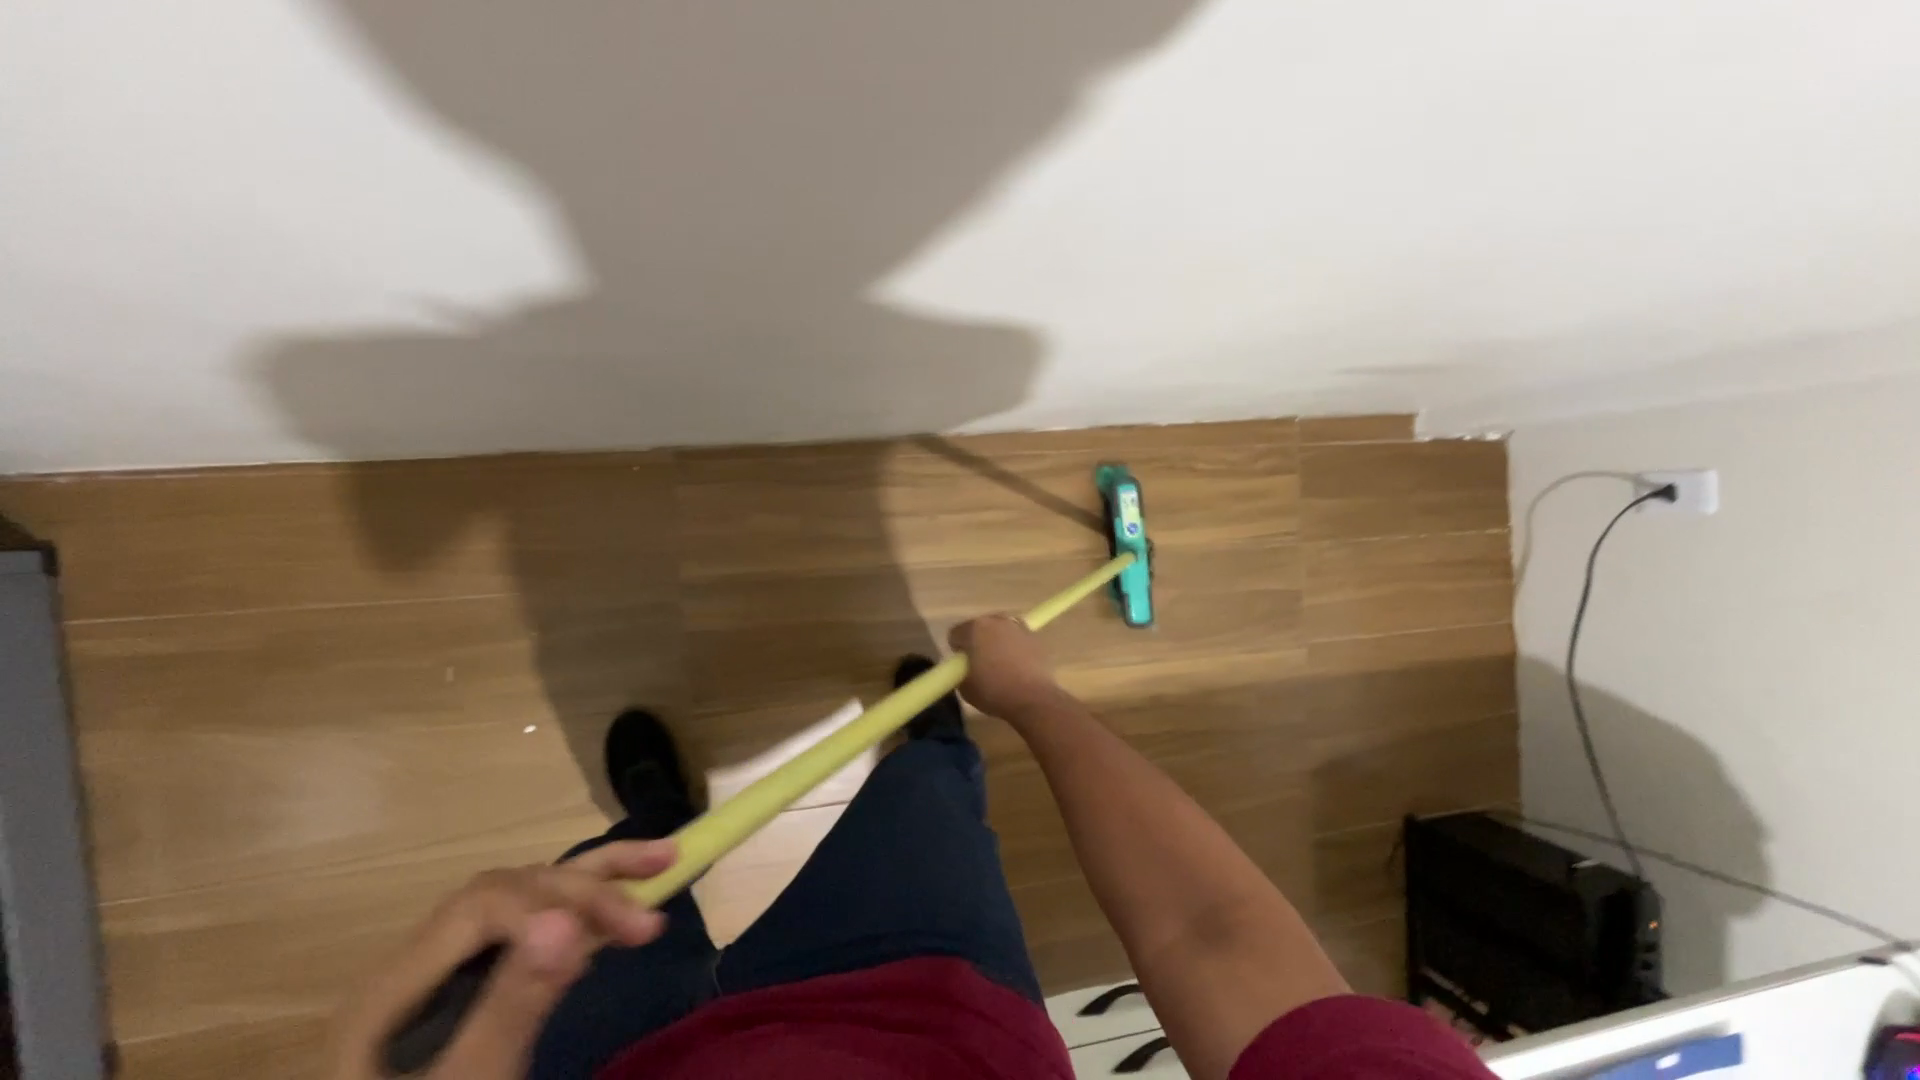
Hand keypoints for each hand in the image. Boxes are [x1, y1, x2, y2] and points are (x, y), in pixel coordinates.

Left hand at [325, 840, 676, 1079]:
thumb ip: (509, 1007)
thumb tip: (564, 923)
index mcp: (394, 986)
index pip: (482, 904)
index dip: (553, 902)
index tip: (622, 932)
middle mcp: (418, 964)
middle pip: (507, 892)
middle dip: (584, 890)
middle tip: (655, 908)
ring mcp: (445, 975)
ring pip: (523, 900)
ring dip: (592, 880)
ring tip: (663, 858)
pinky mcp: (473, 992)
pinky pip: (529, 931)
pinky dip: (578, 914)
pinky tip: (619, 909)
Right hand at [948, 614, 1064, 720]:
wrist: (1033, 698)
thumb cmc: (994, 692)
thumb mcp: (965, 688)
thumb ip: (961, 671)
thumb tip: (966, 669)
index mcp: (974, 629)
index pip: (955, 634)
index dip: (957, 651)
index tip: (962, 666)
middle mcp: (995, 620)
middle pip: (979, 627)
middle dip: (977, 641)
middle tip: (980, 664)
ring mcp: (1017, 626)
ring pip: (1000, 630)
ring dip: (997, 641)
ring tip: (1000, 663)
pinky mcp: (1035, 636)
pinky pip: (1017, 638)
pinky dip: (1014, 646)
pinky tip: (1017, 665)